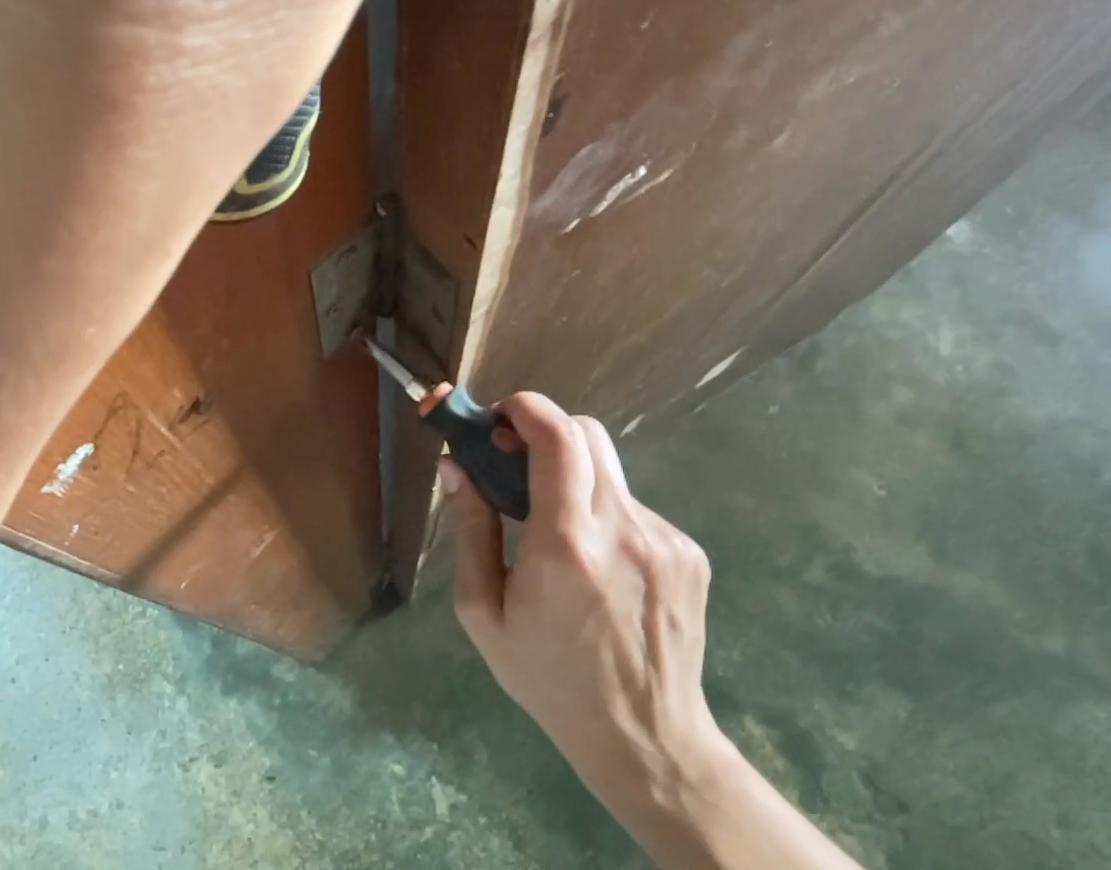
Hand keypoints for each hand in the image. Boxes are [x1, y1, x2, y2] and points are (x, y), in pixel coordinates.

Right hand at [441, 391, 727, 806]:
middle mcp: (623, 528)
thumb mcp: (482, 610)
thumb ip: (469, 529)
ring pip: (609, 472)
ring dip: (571, 479)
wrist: (645, 737)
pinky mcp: (689, 555)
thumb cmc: (546, 676)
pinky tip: (593, 564)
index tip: (496, 417)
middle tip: (512, 462)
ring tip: (551, 530)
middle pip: (588, 434)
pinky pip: (633, 508)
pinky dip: (602, 514)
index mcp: (566, 542)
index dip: (525, 408)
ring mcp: (665, 540)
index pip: (558, 437)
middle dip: (544, 432)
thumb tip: (455, 467)